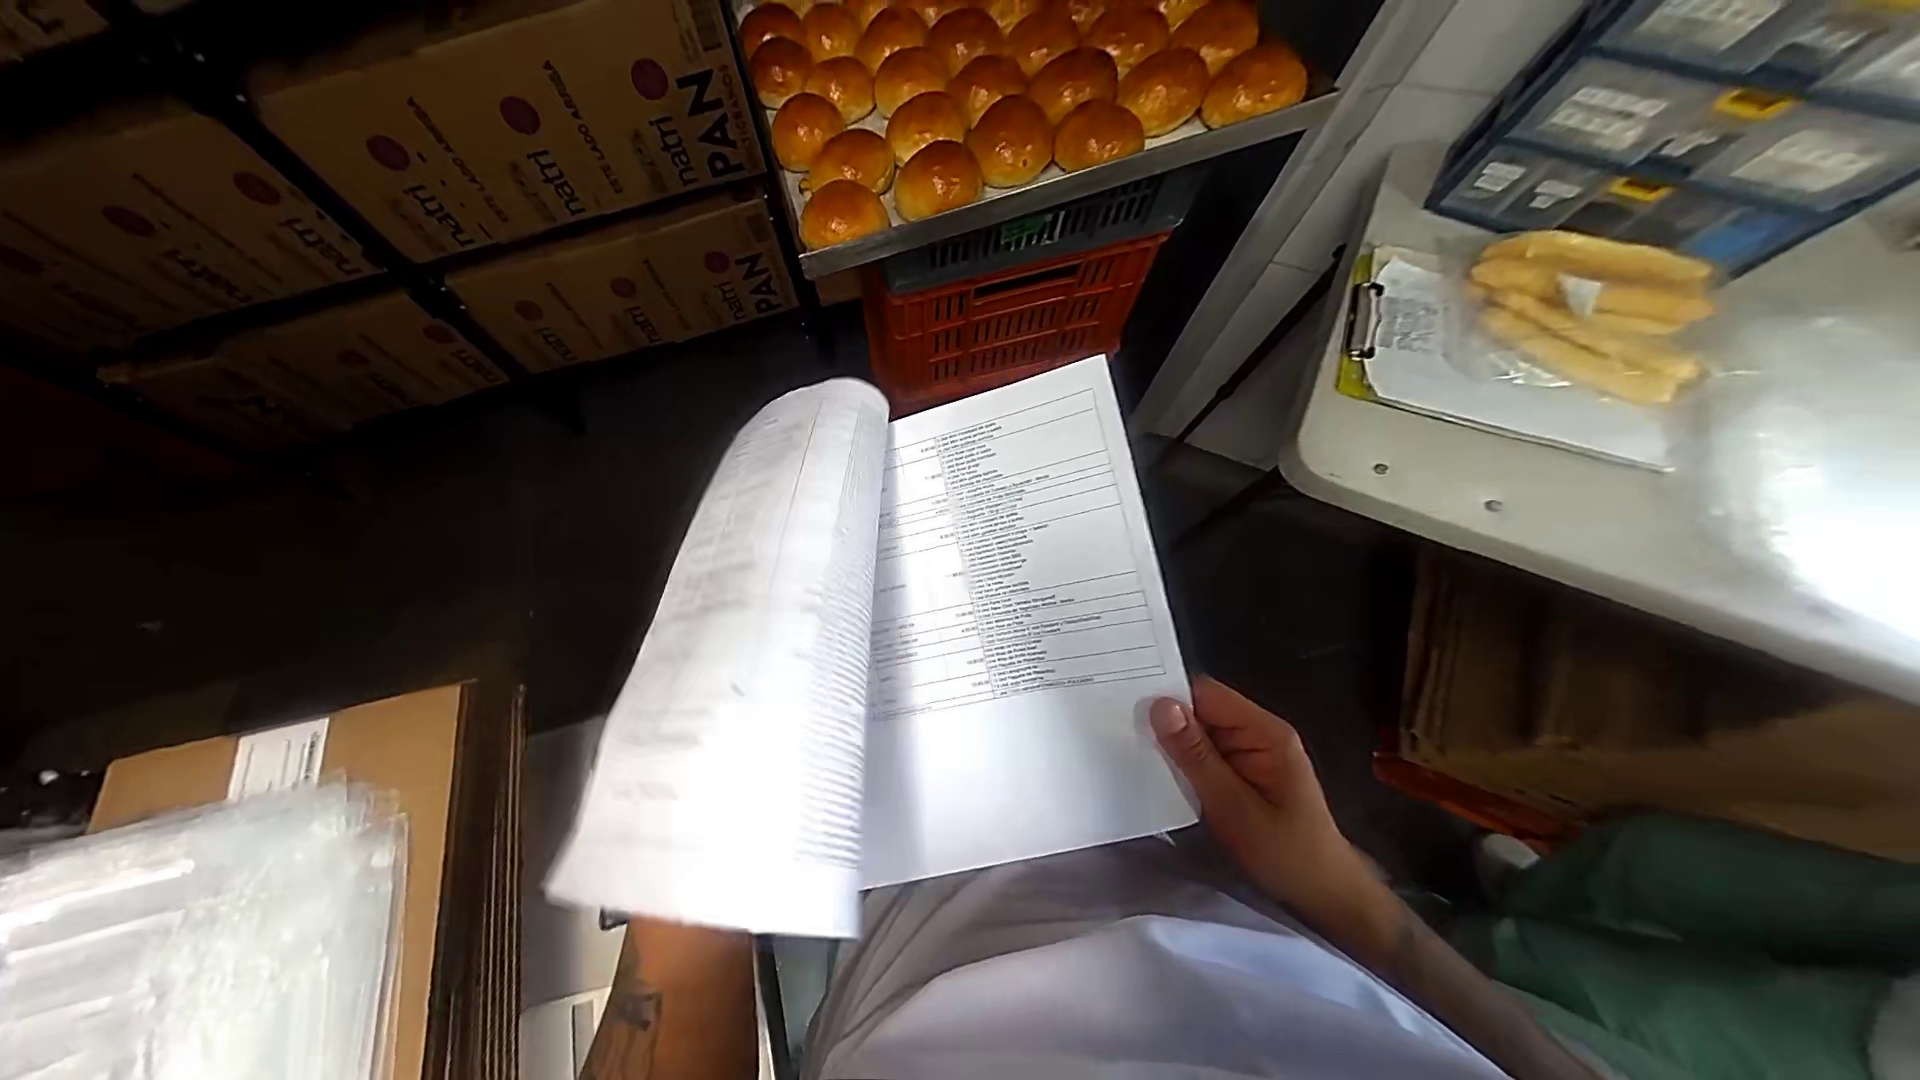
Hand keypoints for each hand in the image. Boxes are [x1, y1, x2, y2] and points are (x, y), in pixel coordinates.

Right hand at [1150, 678, 1387, 934]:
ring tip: (1130, 748)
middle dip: (1165, 720)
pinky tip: (1156, 770)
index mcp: (1265, 732)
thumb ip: (1195, 755)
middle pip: (1201, 709)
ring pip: (1198, 732)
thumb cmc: (1286, 854)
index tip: (1126, 703)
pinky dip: (1181, 761)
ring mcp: (1249, 752)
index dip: (1169, 694)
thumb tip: (1160, 705)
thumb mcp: (1234, 807)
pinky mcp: (1240, 771)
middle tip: (1119, 729)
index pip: (1207, 693)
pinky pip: (1203, 754)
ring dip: (1171, 743)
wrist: (1326, 898)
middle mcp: (1257, 733)